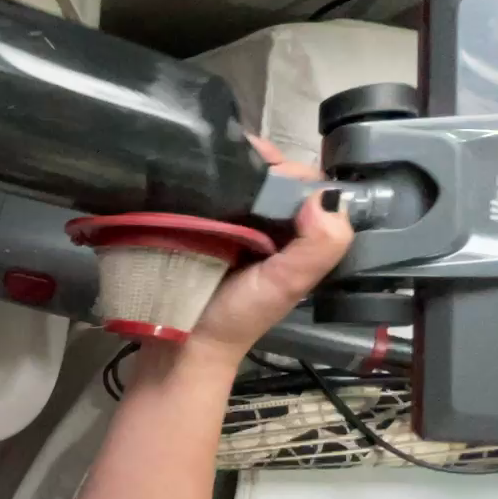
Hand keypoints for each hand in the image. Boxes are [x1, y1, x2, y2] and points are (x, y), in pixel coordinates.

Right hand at [186, 137, 352, 363]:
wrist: (179, 347)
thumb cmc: (235, 318)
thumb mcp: (288, 283)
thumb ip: (319, 245)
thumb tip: (322, 196)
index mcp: (292, 236)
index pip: (298, 187)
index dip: (285, 168)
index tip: (258, 156)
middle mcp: (259, 229)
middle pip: (261, 182)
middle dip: (247, 164)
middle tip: (218, 152)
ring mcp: (219, 232)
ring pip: (227, 190)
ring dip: (214, 173)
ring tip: (193, 158)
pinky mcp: (183, 235)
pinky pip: (192, 203)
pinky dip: (188, 190)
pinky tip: (175, 179)